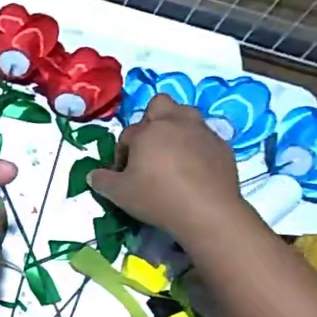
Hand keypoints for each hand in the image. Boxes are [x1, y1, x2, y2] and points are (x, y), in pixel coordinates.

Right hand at [87, 94, 252, 245]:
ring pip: (187, 116)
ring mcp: (202, 131)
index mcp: (148, 130)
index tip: (124, 175)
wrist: (208, 211)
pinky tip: (196, 171)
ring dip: (177, 129)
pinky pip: (206, 139)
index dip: (122, 154)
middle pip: (160, 105)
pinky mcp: (223, 146)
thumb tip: (93, 175)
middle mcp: (176, 122)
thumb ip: (103, 181)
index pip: (128, 134)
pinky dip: (198, 149)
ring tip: (174, 156)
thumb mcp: (120, 194)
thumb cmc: (158, 198)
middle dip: (152, 121)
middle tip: (150, 149)